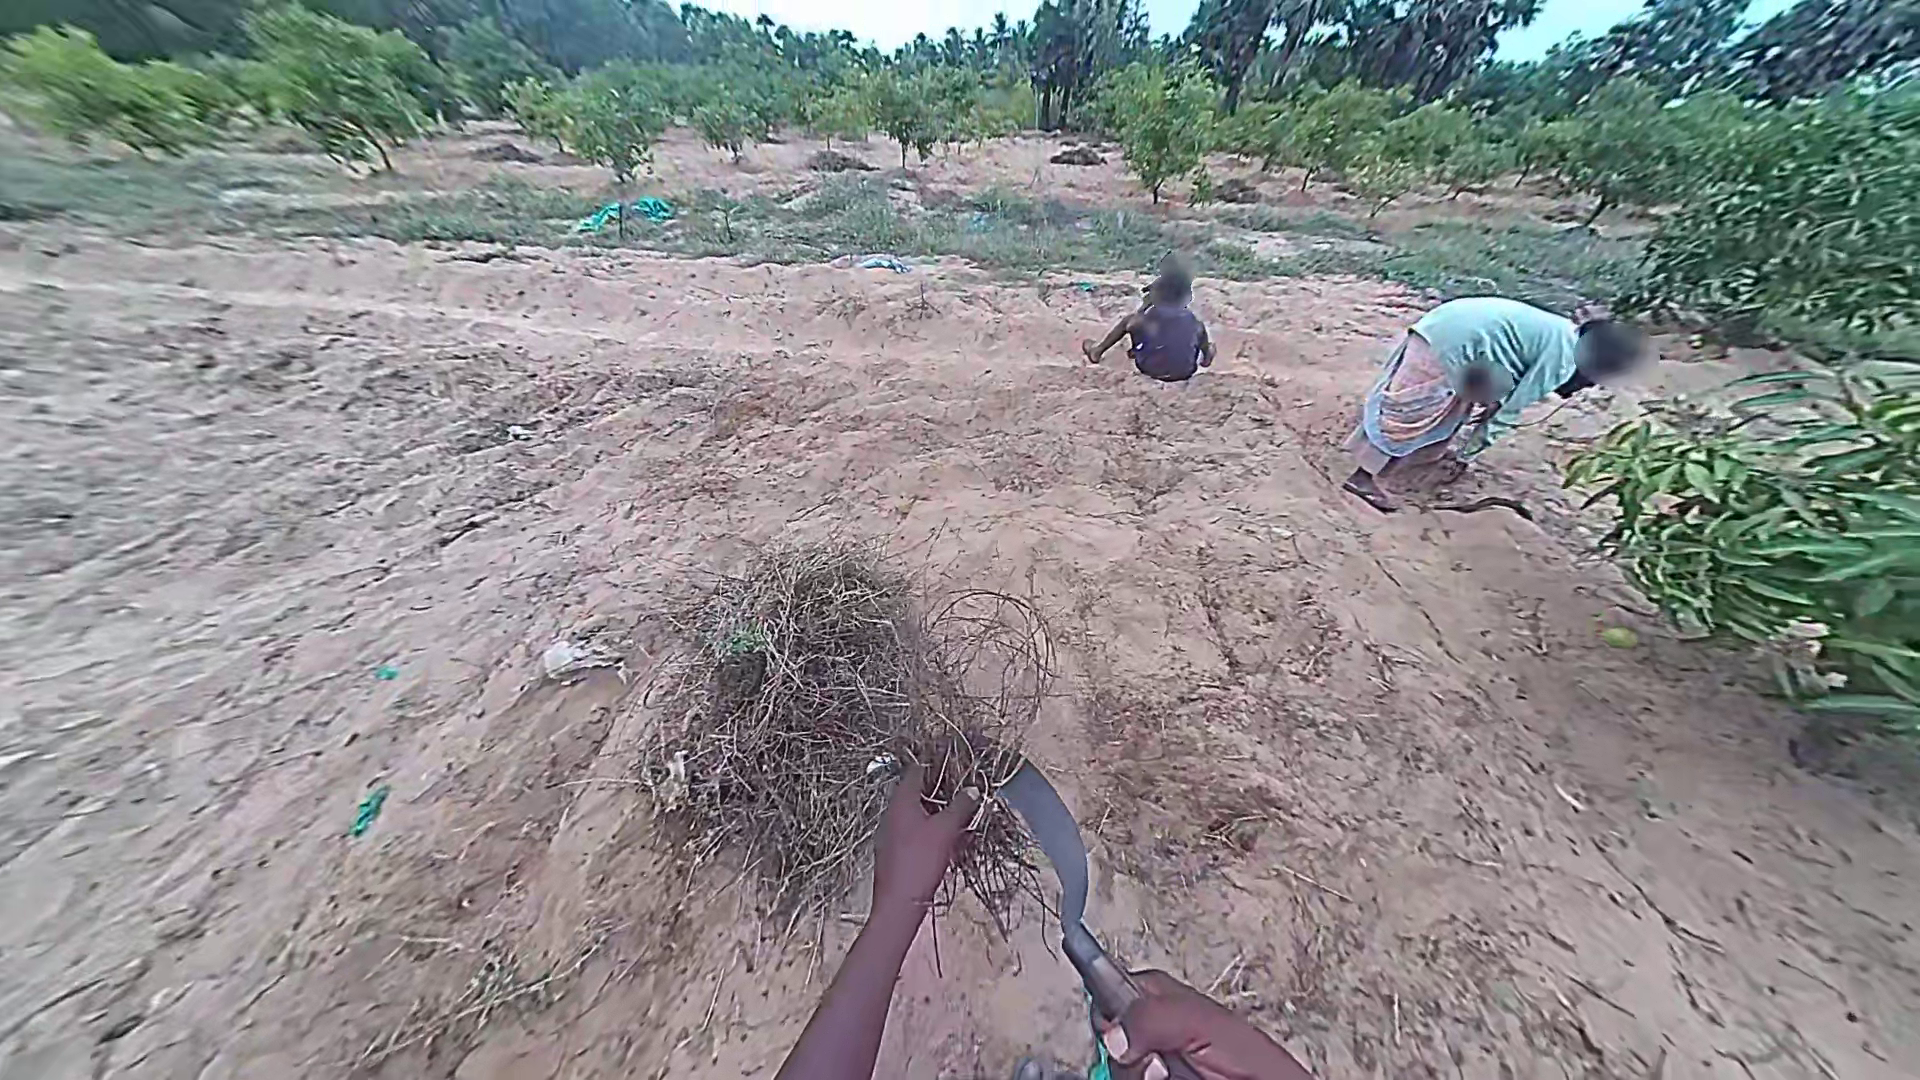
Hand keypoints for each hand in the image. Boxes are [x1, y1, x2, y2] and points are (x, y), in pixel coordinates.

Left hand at [872, 764, 977, 918]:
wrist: (898, 906)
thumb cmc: (921, 861)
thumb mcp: (946, 830)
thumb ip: (960, 806)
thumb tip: (972, 788)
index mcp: (901, 801)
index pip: (916, 771)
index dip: (935, 766)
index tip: (954, 767)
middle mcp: (891, 813)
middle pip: (916, 793)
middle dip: (939, 793)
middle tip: (960, 795)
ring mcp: (888, 834)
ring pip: (914, 815)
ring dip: (934, 814)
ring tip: (955, 821)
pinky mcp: (890, 853)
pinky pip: (910, 833)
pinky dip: (927, 832)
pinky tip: (942, 844)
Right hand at [1101, 971, 1314, 1079]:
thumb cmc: (1250, 1061)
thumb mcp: (1202, 1023)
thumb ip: (1152, 1016)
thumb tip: (1111, 1033)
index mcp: (1153, 994)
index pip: (1105, 990)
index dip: (1109, 1017)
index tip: (1121, 1039)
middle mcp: (1146, 1026)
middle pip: (1107, 1041)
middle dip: (1128, 1063)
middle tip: (1162, 1069)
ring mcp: (1152, 1063)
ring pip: (1118, 1071)